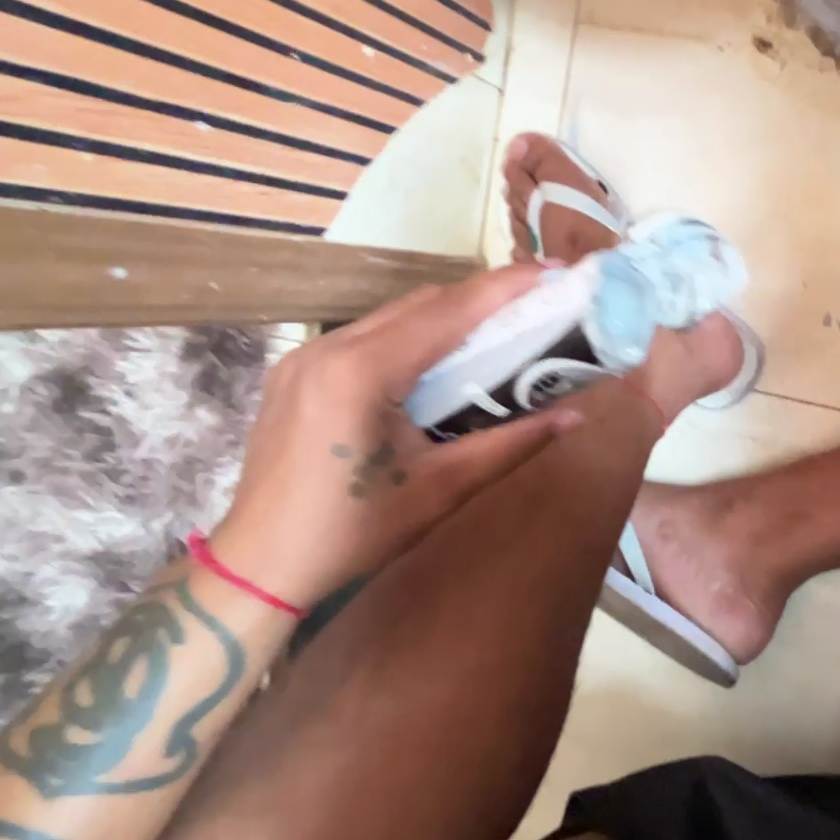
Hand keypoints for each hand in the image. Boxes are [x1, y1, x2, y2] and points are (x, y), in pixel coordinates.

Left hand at [210, 266, 581, 608]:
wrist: (261, 567)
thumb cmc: (356, 533)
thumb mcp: (445, 487)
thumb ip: (514, 442)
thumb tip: (577, 415)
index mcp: (362, 373)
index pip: (449, 311)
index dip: (507, 286)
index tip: (555, 272)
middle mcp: (330, 349)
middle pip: (423, 303)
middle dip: (485, 296)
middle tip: (539, 300)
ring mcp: (306, 356)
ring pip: (394, 315)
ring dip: (450, 315)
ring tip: (502, 325)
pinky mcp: (297, 371)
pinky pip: (369, 336)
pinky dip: (415, 335)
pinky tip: (442, 357)